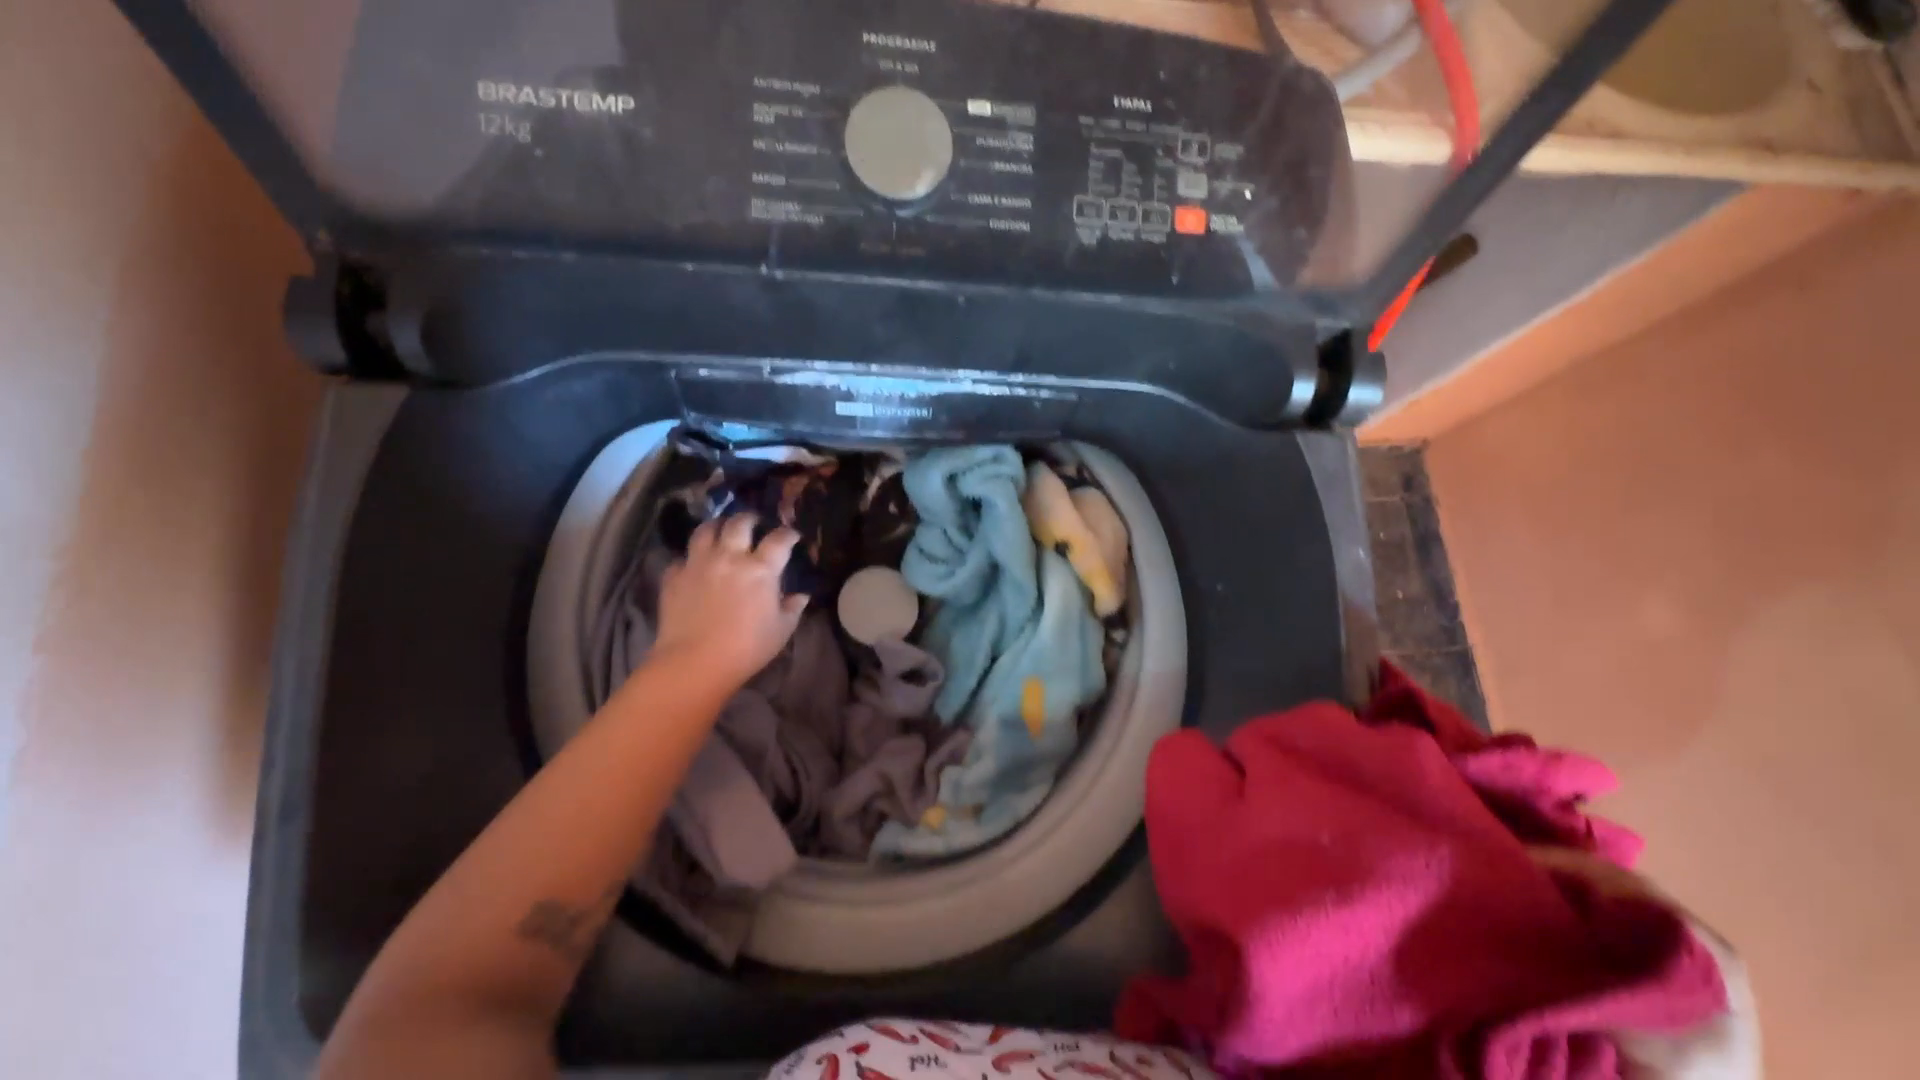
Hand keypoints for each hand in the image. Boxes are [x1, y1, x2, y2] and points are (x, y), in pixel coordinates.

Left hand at [651, 513, 808, 688]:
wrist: (695, 662)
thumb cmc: (746, 648)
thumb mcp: (781, 631)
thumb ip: (792, 608)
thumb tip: (800, 596)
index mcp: (760, 568)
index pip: (779, 539)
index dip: (788, 534)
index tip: (792, 536)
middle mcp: (729, 557)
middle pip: (739, 523)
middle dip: (749, 519)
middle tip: (752, 523)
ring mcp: (698, 564)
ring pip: (705, 530)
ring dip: (716, 527)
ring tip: (720, 531)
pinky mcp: (674, 577)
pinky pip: (681, 559)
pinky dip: (689, 559)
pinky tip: (693, 567)